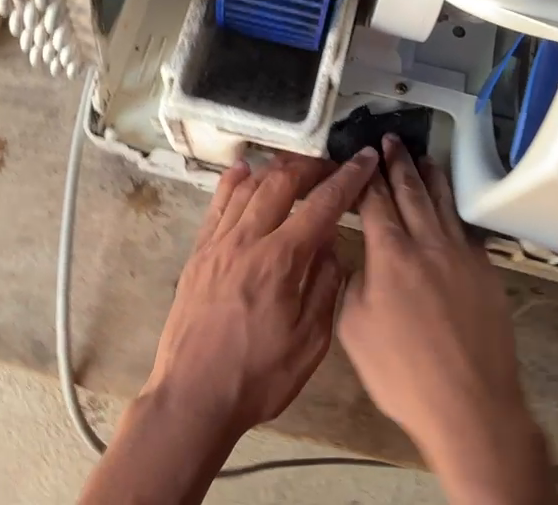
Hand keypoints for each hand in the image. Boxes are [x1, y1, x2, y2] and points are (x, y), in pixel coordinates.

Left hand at [143, 149, 379, 428]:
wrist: (193, 398)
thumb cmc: (258, 377)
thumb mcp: (310, 342)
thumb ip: (325, 285)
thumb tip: (331, 243)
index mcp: (280, 261)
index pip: (321, 205)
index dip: (347, 178)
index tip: (365, 160)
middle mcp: (246, 240)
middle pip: (282, 181)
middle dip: (312, 166)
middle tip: (332, 166)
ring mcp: (217, 243)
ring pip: (249, 186)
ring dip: (276, 170)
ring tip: (297, 168)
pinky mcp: (197, 253)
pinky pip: (217, 204)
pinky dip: (234, 181)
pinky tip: (245, 171)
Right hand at [340, 135, 557, 504]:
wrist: (470, 404)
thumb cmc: (402, 374)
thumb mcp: (354, 329)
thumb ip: (354, 283)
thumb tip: (366, 262)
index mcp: (390, 254)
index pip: (376, 201)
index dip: (367, 175)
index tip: (362, 154)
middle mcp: (428, 242)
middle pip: (411, 191)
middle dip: (398, 163)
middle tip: (391, 140)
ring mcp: (462, 254)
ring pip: (443, 203)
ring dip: (430, 177)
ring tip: (422, 156)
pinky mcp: (486, 271)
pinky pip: (465, 230)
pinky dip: (453, 211)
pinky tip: (450, 208)